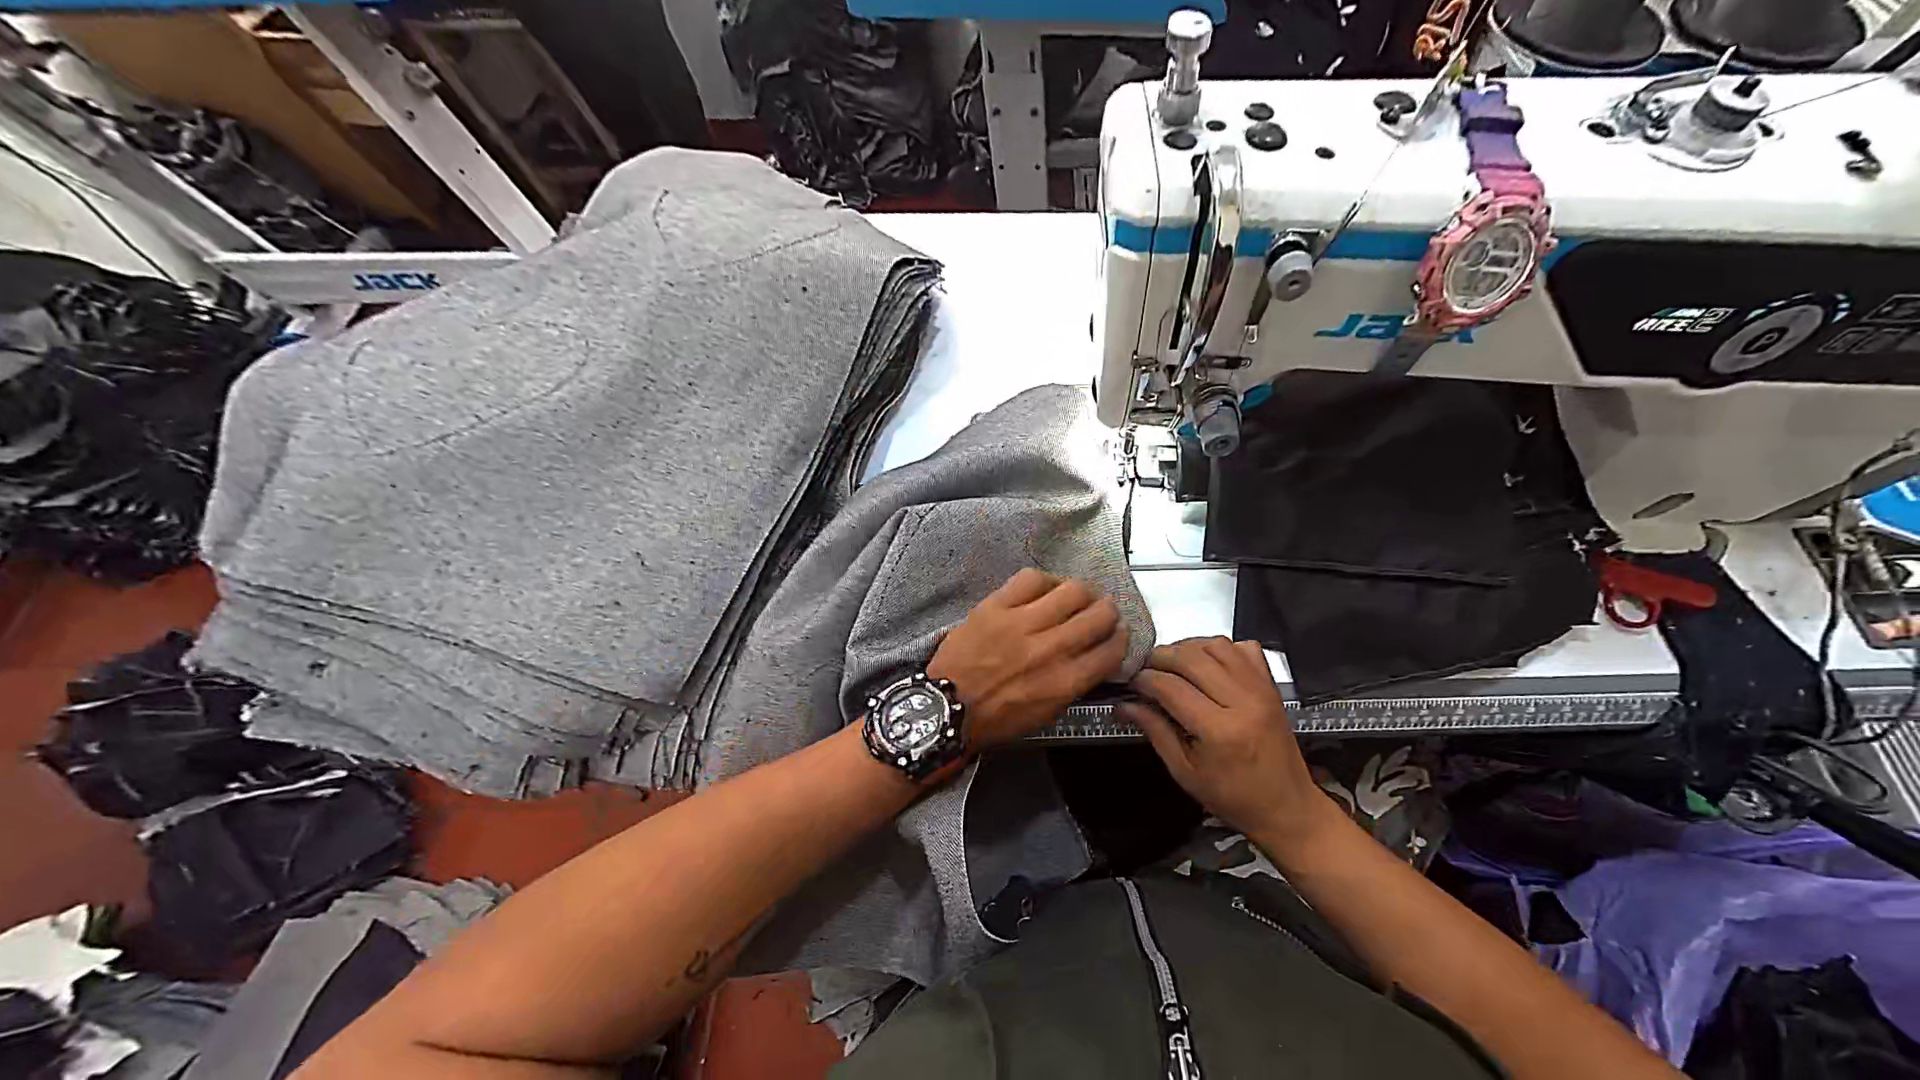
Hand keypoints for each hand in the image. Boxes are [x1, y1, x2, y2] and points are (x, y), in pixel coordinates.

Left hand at [927, 569, 1129, 748]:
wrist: (947, 708)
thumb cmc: (995, 717)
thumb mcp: (1046, 713)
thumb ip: (1074, 684)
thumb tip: (1093, 659)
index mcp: (1065, 681)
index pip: (1112, 649)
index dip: (1120, 639)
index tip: (1116, 635)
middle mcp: (1051, 649)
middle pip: (1099, 615)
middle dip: (1108, 612)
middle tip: (1101, 612)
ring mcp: (1022, 623)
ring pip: (1072, 590)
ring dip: (1082, 593)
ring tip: (1077, 596)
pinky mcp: (996, 606)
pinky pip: (1031, 579)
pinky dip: (1045, 580)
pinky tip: (1046, 588)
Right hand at [1122, 637, 1334, 845]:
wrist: (1288, 807)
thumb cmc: (1235, 798)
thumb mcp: (1185, 772)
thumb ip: (1155, 732)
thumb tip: (1126, 706)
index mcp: (1220, 731)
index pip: (1171, 687)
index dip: (1144, 679)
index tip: (1131, 682)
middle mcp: (1244, 703)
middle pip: (1191, 658)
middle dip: (1160, 657)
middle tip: (1145, 668)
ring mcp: (1261, 691)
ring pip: (1216, 646)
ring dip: (1188, 648)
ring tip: (1172, 663)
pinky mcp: (1270, 687)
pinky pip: (1244, 649)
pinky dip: (1221, 649)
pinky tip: (1207, 664)